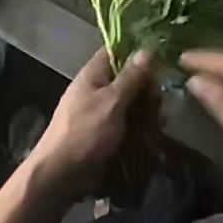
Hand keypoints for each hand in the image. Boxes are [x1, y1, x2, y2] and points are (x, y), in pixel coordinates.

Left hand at [25, 48, 155, 200]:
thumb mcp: (112, 101)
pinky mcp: (107, 131)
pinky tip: (153, 135)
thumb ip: (131, 77)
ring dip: (147, 111)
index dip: (138, 52)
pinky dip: (140, 126)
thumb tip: (148, 49)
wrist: (61, 174)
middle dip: (147, 89)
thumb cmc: (85, 131)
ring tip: (159, 123)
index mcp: (94, 74)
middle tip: (159, 102)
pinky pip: (128, 121)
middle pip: (129, 79)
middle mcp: (98, 88)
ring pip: (132, 102)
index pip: (117, 50)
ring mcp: (102, 110)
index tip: (161, 59)